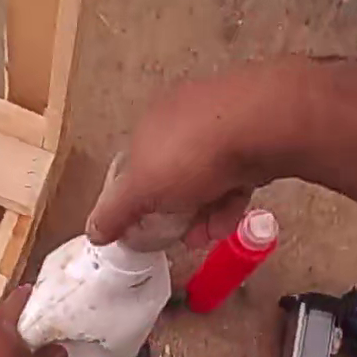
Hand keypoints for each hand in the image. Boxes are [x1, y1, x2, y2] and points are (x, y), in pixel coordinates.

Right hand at [87, 60, 308, 247]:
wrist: (263, 124)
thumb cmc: (192, 154)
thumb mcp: (141, 190)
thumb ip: (115, 213)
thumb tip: (92, 232)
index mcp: (150, 125)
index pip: (134, 168)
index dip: (136, 202)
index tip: (143, 229)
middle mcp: (183, 118)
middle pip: (171, 177)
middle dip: (173, 213)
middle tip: (179, 237)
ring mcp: (222, 124)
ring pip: (204, 180)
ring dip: (201, 214)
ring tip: (206, 236)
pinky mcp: (255, 136)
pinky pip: (234, 176)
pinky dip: (227, 202)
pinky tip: (226, 221)